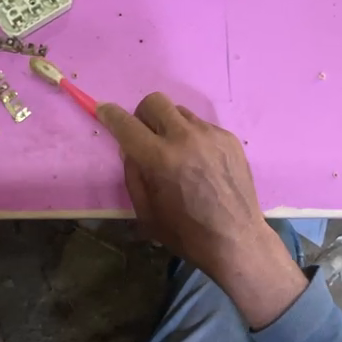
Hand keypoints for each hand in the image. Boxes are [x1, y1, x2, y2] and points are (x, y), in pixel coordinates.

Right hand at [98, 93, 307, 328]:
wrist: (237, 240)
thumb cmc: (187, 233)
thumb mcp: (147, 212)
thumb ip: (133, 174)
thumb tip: (129, 147)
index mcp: (160, 158)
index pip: (126, 124)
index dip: (110, 114)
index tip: (103, 109)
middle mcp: (185, 137)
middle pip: (154, 101)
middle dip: (143, 114)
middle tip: (146, 135)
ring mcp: (210, 134)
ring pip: (180, 112)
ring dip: (170, 126)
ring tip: (178, 153)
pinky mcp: (228, 137)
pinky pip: (201, 126)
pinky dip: (193, 138)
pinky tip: (201, 163)